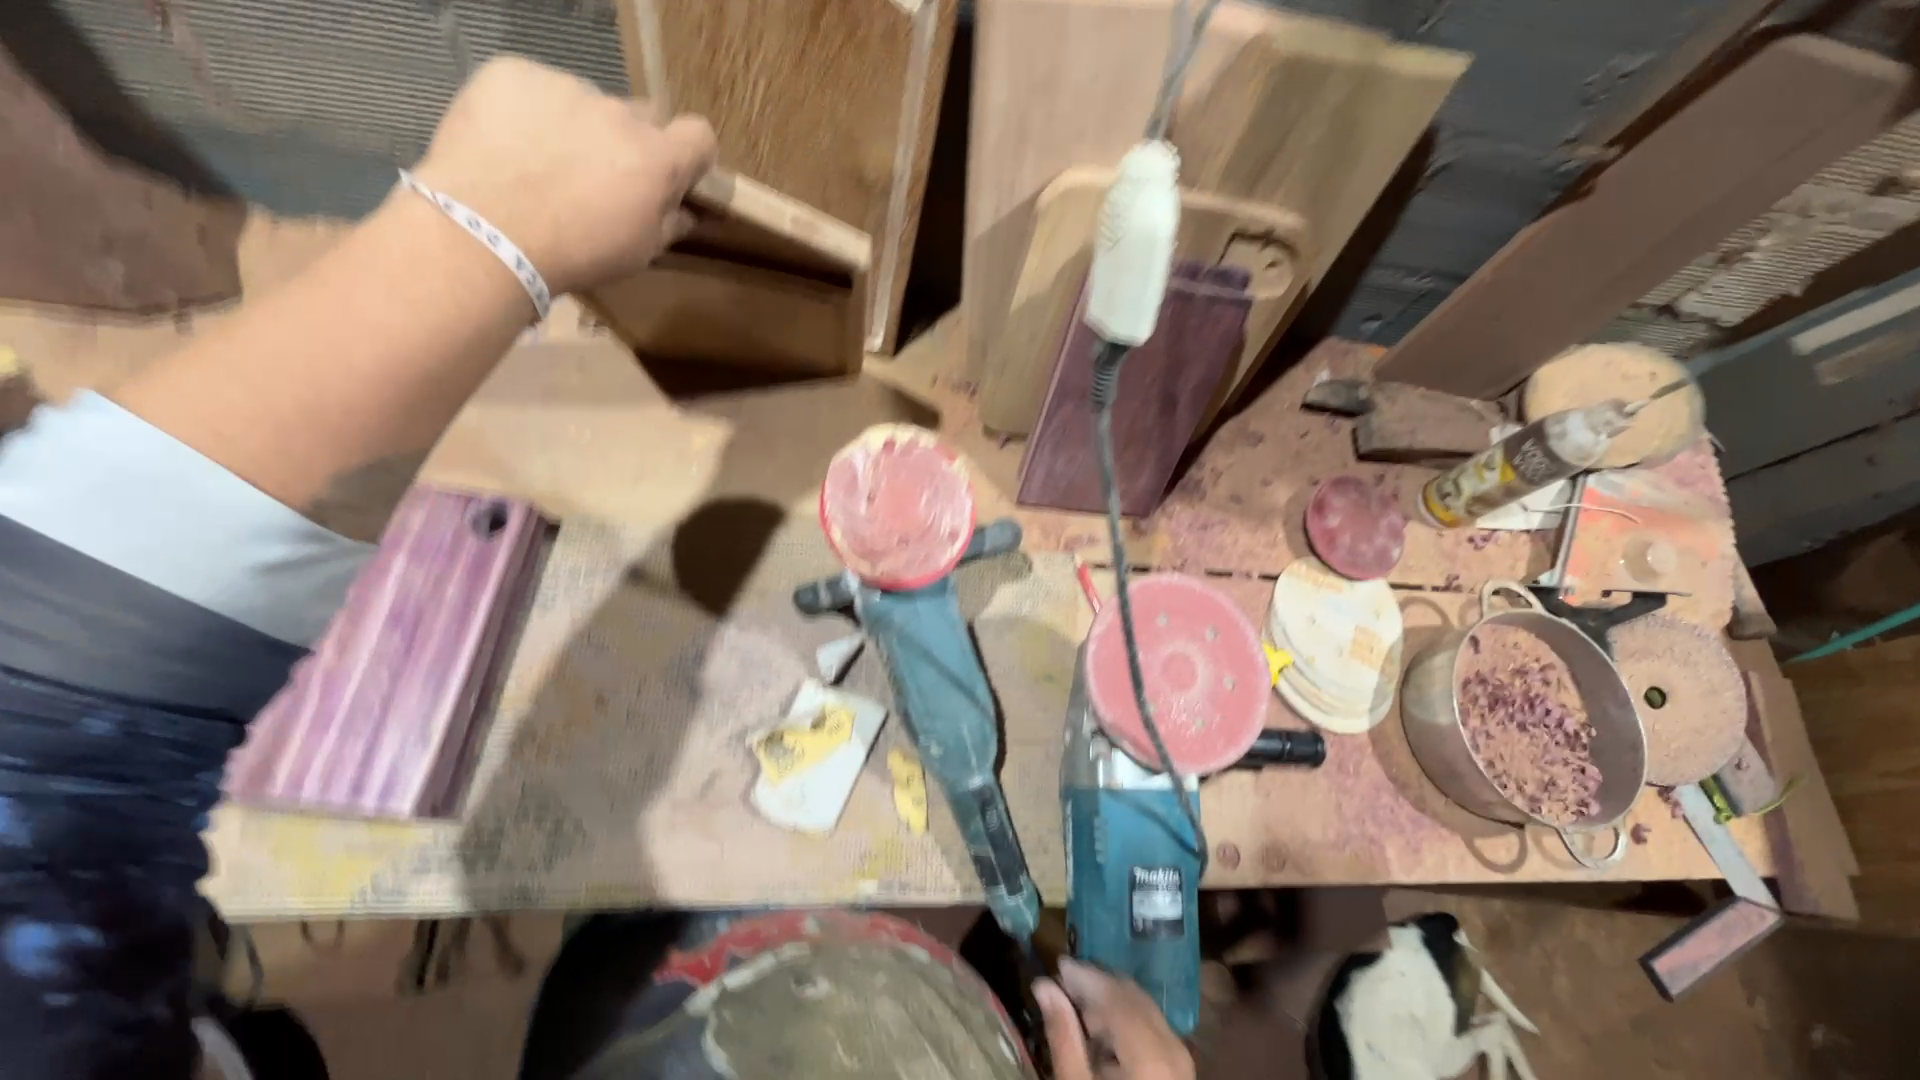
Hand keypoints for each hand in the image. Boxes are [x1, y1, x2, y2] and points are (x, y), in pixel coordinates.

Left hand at [411, 56, 717, 294]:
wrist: (486, 234)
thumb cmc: (576, 254)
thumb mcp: (638, 253)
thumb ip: (669, 224)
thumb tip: (684, 211)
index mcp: (657, 158)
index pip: (698, 134)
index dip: (690, 153)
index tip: (676, 173)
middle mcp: (619, 112)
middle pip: (641, 117)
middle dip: (632, 142)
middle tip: (603, 177)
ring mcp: (565, 87)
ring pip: (585, 102)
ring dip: (578, 126)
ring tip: (544, 164)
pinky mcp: (513, 74)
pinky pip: (534, 88)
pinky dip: (529, 112)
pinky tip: (510, 146)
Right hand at [1035, 959, 1193, 1079]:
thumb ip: (1062, 1035)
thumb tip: (1044, 986)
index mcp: (1150, 1055)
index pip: (1115, 995)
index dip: (1086, 976)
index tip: (1057, 965)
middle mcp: (1173, 1049)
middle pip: (1132, 997)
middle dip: (1097, 985)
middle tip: (1063, 983)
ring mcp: (1182, 1059)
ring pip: (1143, 1008)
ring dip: (1110, 1001)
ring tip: (1077, 1007)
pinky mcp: (1181, 1068)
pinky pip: (1153, 1027)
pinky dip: (1126, 1020)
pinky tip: (1102, 1032)